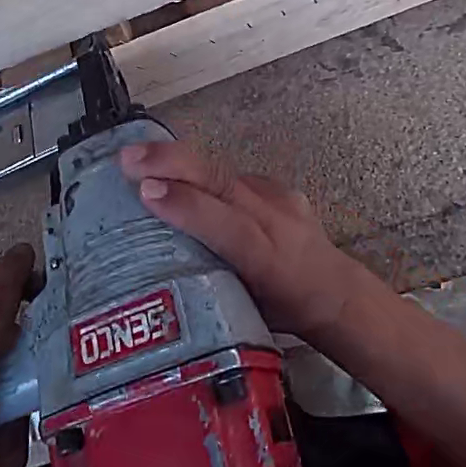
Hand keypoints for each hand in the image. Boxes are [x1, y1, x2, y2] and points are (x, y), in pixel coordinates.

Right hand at [119, 141, 386, 339]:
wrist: (337, 290)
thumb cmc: (287, 309)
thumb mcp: (246, 310)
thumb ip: (211, 284)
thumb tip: (157, 273)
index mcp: (269, 260)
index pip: (227, 225)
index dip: (187, 207)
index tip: (147, 191)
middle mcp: (276, 220)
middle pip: (222, 183)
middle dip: (173, 164)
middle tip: (128, 158)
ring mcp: (279, 197)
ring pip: (222, 172)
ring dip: (178, 161)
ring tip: (137, 156)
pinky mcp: (277, 186)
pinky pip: (231, 176)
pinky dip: (200, 172)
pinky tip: (170, 167)